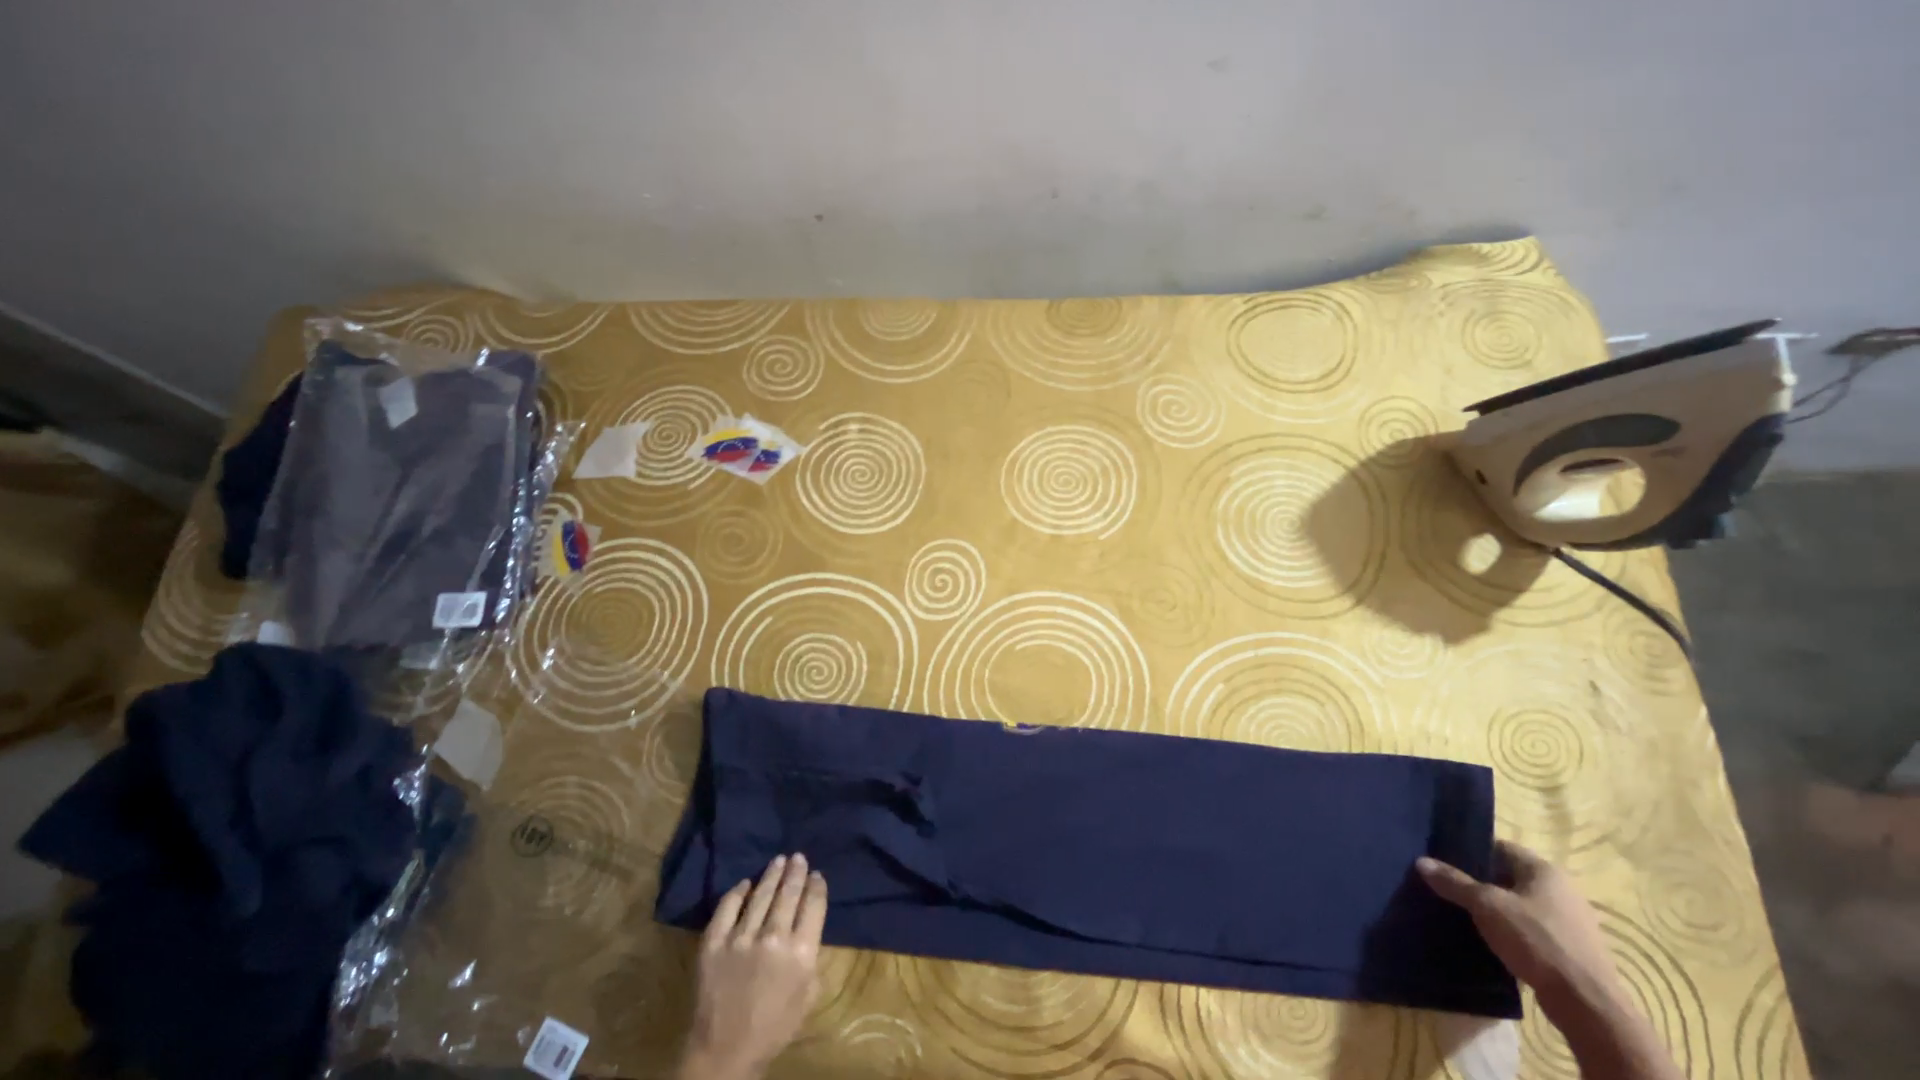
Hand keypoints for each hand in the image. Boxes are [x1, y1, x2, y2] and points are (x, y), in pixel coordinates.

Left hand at [677, 854, 828, 1079]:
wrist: (726, 1049)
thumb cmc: (775, 1027)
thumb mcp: (809, 994)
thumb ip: (811, 958)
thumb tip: (807, 930)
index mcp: (801, 952)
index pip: (813, 906)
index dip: (817, 887)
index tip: (817, 875)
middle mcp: (773, 937)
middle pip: (788, 894)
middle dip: (795, 873)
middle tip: (798, 857)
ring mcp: (740, 937)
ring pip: (760, 895)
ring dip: (770, 875)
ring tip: (778, 861)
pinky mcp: (713, 941)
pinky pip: (727, 907)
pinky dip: (737, 892)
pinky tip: (745, 884)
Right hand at [1416, 841, 1619, 1007]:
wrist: (1585, 1001)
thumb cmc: (1536, 941)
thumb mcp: (1487, 907)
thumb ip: (1455, 883)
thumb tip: (1422, 861)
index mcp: (1545, 870)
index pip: (1500, 848)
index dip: (1470, 853)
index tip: (1443, 862)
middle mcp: (1562, 889)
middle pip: (1510, 877)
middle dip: (1480, 883)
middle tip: (1447, 890)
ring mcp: (1570, 920)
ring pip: (1521, 905)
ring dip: (1495, 910)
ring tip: (1463, 916)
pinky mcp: (1571, 948)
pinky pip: (1532, 929)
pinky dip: (1511, 932)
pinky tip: (1491, 942)